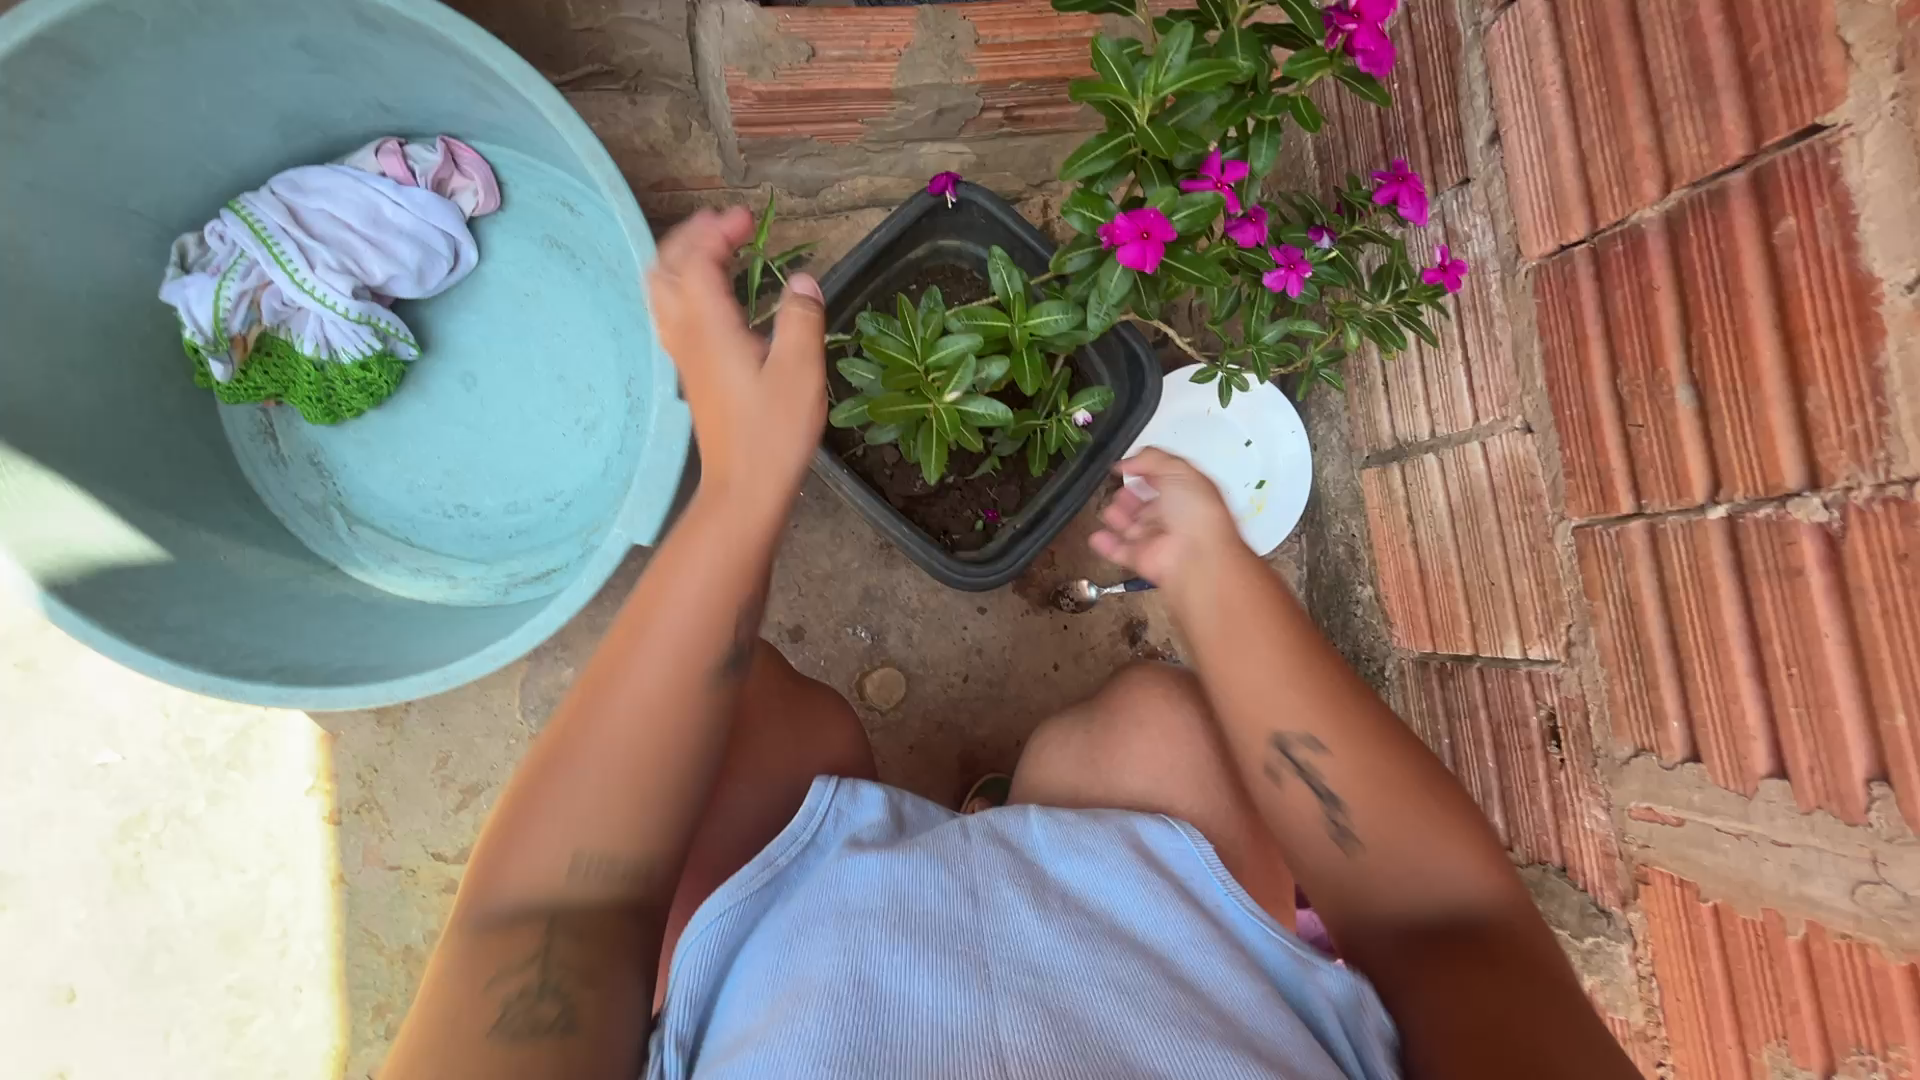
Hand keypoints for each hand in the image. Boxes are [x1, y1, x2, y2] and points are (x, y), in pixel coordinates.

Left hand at [649, 207, 825, 513]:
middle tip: (727, 227)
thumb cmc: (773, 433)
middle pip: (666, 268)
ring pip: (663, 293)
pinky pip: (673, 317)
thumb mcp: (801, 373)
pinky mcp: (693, 375)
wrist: (744, 487)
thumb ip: (802, 319)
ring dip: (682, 262)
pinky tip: (713, 302)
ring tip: (715, 253)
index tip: (749, 218)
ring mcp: (685, 357)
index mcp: (710, 327)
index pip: (698, 259)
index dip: (719, 230)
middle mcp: (688, 335)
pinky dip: (685, 292)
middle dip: (691, 237)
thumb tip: (804, 282)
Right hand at [1089, 448, 1246, 595]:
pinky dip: (1107, 544)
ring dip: (1117, 517)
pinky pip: (1120, 551)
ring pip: (1131, 527)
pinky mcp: (1143, 559)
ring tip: (1110, 511)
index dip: (1146, 471)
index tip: (1128, 467)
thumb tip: (1128, 462)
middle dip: (1128, 497)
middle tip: (1119, 492)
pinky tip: (1098, 535)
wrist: (1195, 557)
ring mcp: (1158, 539)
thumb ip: (1151, 459)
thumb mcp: (1178, 470)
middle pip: (1144, 505)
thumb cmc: (1197, 514)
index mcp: (1188, 494)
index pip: (1164, 480)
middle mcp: (1174, 517)